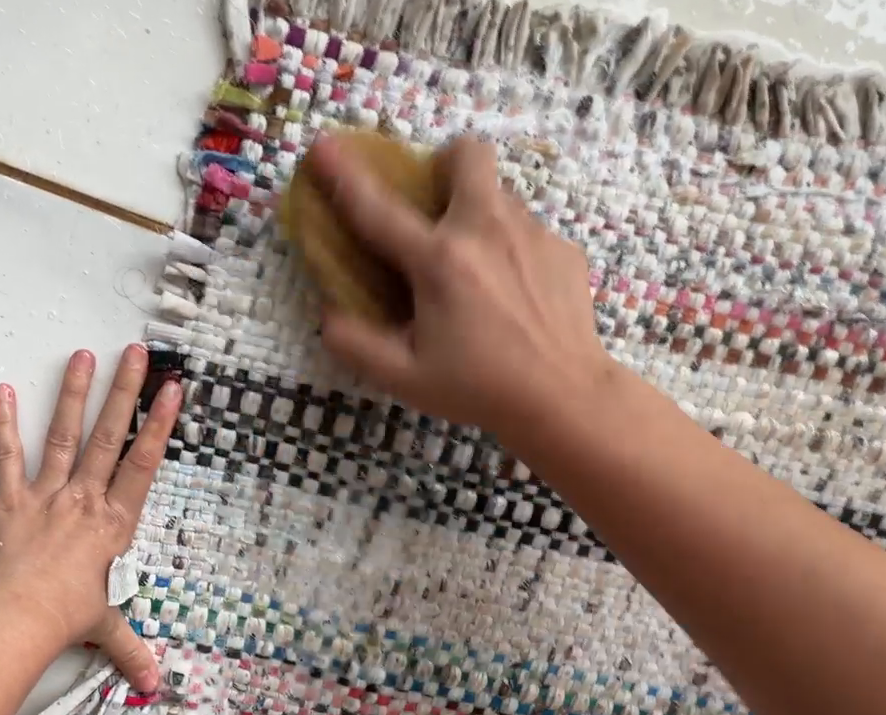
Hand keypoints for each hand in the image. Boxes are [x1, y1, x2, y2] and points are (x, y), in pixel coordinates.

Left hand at [0, 346, 180, 692]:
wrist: (16, 617)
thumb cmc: (64, 619)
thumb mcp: (106, 633)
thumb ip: (131, 653)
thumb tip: (154, 687)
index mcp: (112, 524)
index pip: (143, 465)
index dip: (160, 426)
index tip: (172, 390)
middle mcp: (84, 500)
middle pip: (109, 437)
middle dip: (124, 392)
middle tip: (135, 353)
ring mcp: (47, 495)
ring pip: (65, 436)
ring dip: (75, 395)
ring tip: (82, 355)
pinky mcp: (11, 500)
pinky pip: (8, 457)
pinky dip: (4, 424)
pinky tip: (2, 391)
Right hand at [310, 135, 617, 434]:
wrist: (563, 397)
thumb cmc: (476, 388)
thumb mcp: (401, 376)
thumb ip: (355, 344)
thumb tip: (329, 315)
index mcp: (440, 262)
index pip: (379, 210)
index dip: (344, 176)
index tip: (322, 146)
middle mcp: (487, 231)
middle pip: (466, 155)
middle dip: (443, 166)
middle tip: (433, 207)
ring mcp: (532, 234)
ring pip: (497, 194)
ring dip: (474, 213)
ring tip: (471, 268)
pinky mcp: (563, 249)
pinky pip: (525, 229)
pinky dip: (506, 249)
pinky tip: (508, 294)